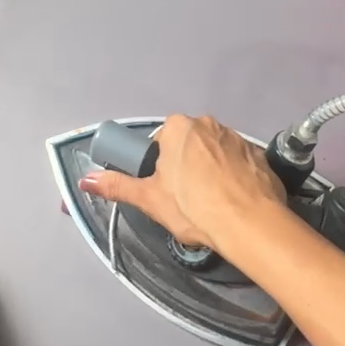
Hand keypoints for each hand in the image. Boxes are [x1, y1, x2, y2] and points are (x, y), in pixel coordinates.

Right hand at [78, 113, 286, 250]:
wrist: (249, 222)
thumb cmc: (192, 207)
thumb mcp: (150, 199)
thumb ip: (118, 186)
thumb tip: (85, 179)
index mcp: (178, 127)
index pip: (161, 141)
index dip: (160, 166)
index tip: (166, 189)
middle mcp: (208, 123)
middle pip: (189, 145)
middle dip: (186, 167)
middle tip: (186, 198)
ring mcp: (236, 136)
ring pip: (215, 153)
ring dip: (211, 170)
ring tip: (213, 203)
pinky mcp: (258, 153)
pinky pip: (239, 162)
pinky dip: (235, 177)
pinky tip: (234, 200)